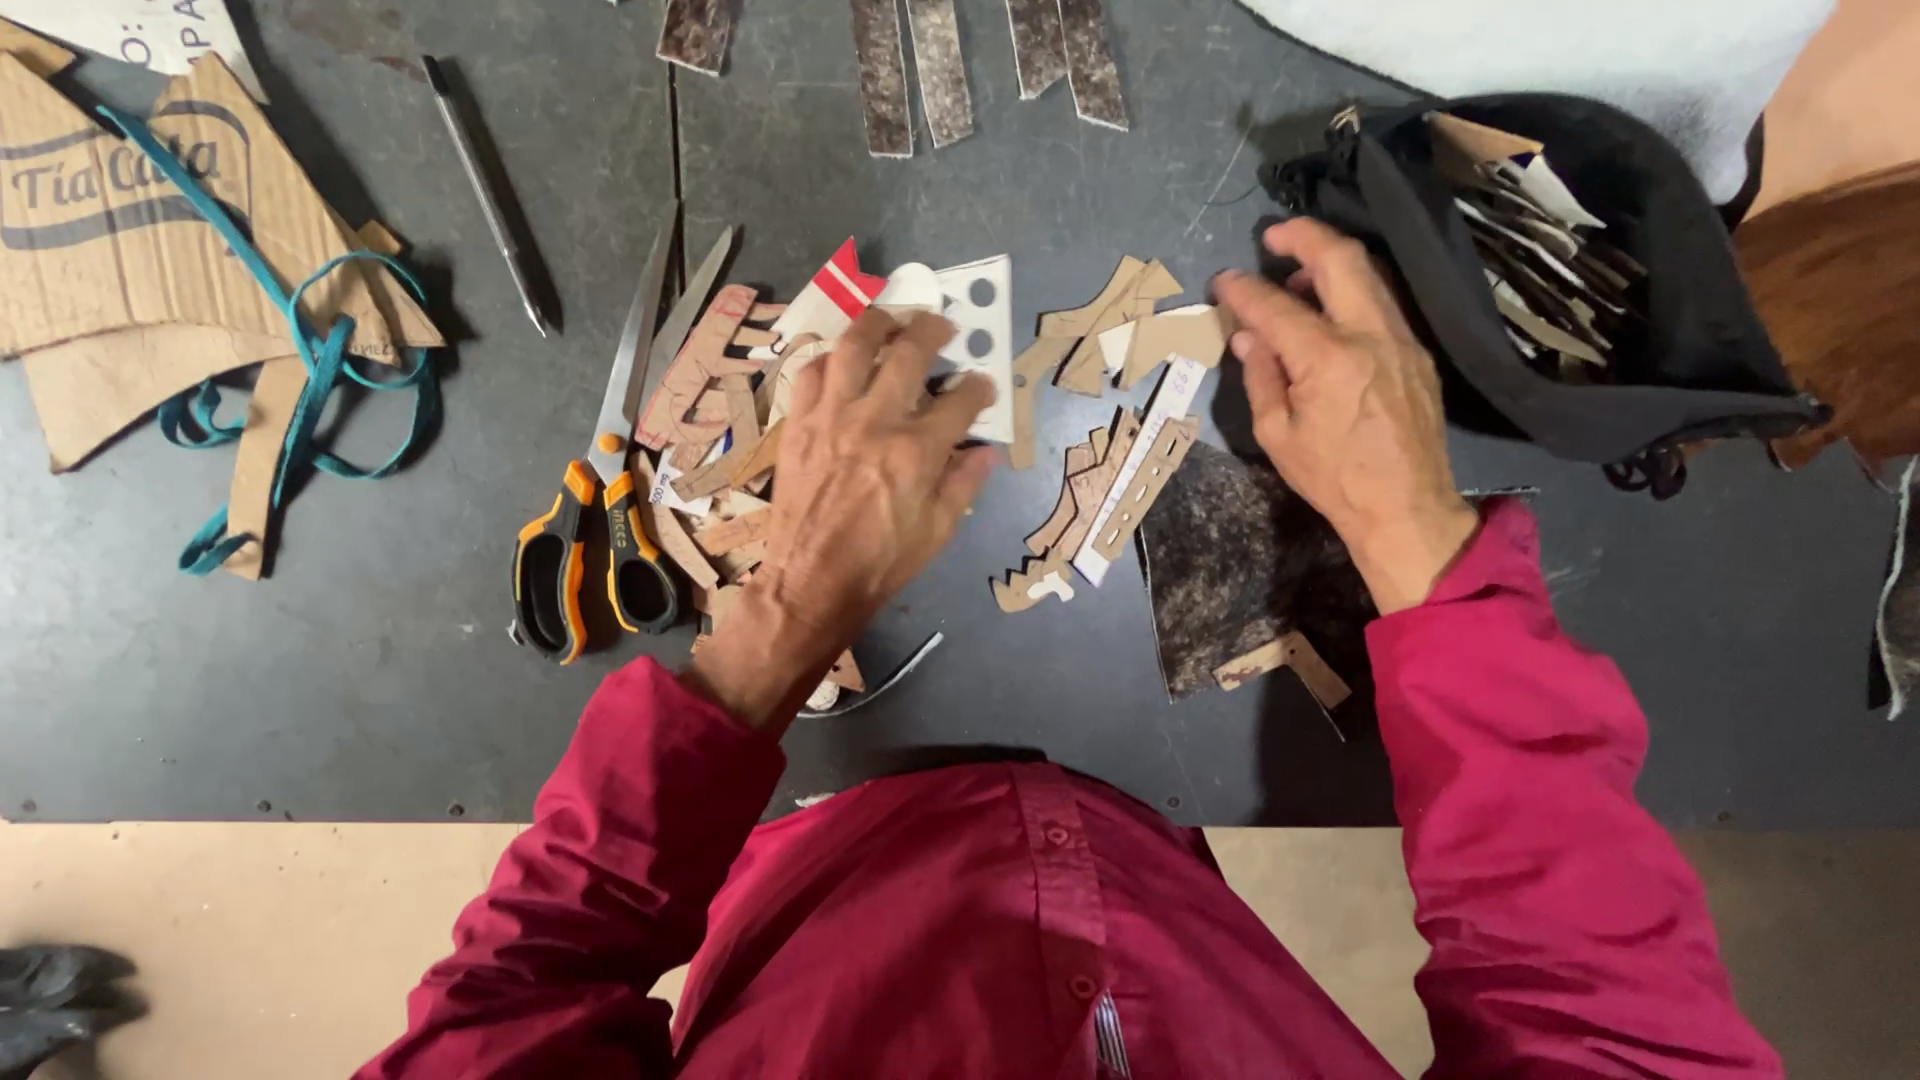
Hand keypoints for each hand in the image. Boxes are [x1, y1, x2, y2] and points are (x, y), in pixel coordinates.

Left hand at [685, 309, 997, 733]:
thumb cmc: (881, 562)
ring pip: (855, 347)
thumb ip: (963, 484)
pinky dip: (829, 358)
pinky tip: (841, 360)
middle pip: (909, 354)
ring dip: (877, 323)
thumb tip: (985, 451)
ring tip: (891, 317)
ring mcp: (832, 417)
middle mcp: (875, 421)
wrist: (811, 580)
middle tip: (942, 326)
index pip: (961, 402)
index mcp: (917, 452)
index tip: (983, 385)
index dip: (979, 388)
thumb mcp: (938, 532)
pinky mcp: (799, 424)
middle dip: (933, 331)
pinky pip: (811, 373)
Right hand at [1214, 218, 1478, 614]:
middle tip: (1273, 235)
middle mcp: (1370, 335)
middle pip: (1341, 260)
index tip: (1223, 281)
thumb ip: (1261, 376)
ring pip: (1369, 274)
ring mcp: (1402, 339)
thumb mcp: (1277, 434)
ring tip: (1297, 275)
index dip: (1244, 290)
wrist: (1405, 504)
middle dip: (1304, 237)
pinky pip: (1382, 302)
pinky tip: (1330, 309)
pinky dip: (1352, 290)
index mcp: (1328, 359)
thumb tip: (1248, 336)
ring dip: (1329, 262)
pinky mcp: (1417, 352)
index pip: (1277, 307)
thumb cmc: (1332, 478)